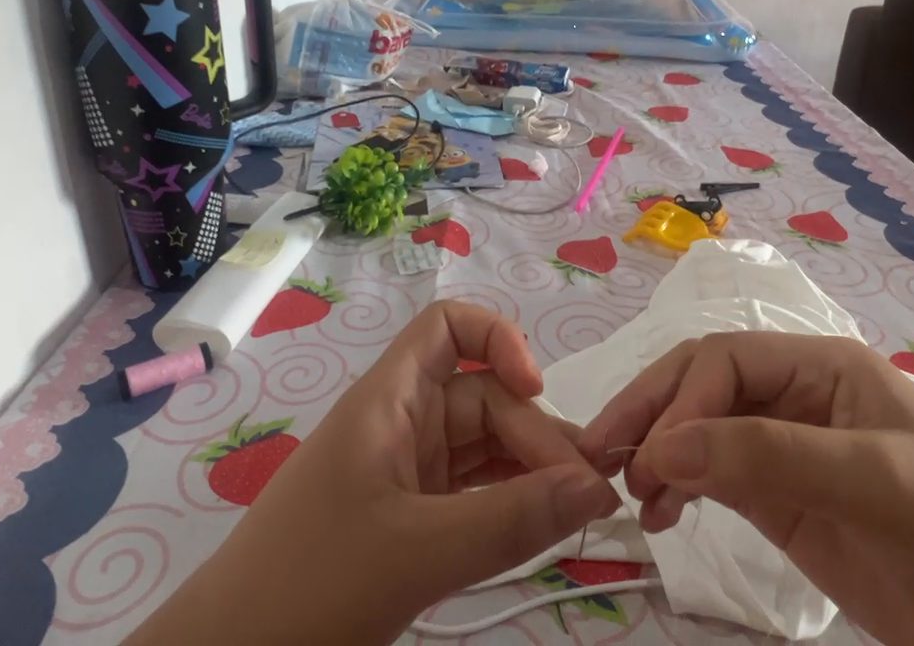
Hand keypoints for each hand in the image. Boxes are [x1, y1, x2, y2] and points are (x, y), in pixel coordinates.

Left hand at [129, 301, 619, 644]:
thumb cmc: (312, 584)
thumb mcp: (418, 552)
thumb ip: (512, 520)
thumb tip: (601, 488)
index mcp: (389, 400)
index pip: (447, 328)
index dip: (498, 340)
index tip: (536, 390)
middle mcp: (400, 422)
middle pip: (484, 397)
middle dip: (537, 434)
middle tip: (593, 495)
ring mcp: (404, 471)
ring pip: (483, 447)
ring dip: (531, 470)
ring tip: (584, 509)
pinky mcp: (408, 516)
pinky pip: (472, 491)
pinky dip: (510, 502)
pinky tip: (543, 525)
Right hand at [577, 332, 913, 645]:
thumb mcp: (874, 479)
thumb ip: (767, 455)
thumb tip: (660, 448)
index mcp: (822, 366)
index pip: (724, 361)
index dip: (677, 398)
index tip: (644, 456)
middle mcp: (796, 397)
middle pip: (701, 388)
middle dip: (650, 417)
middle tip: (599, 459)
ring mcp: (787, 452)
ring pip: (698, 433)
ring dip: (657, 455)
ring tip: (632, 498)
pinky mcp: (783, 503)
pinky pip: (713, 479)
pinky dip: (677, 489)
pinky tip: (660, 514)